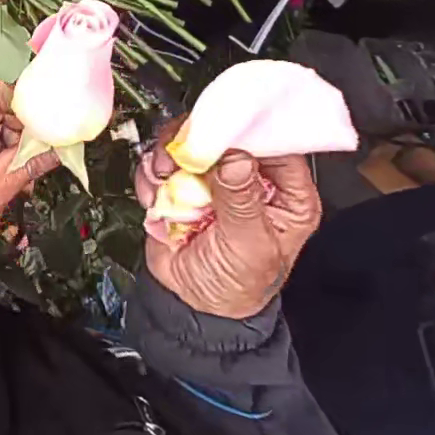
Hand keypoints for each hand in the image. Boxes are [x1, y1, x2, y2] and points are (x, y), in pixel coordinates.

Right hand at [140, 144, 322, 319]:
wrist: (190, 302)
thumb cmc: (236, 283)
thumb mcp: (248, 246)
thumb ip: (241, 202)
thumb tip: (236, 159)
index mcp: (283, 194)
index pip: (274, 147)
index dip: (248, 134)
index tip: (221, 132)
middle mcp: (246, 179)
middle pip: (223, 136)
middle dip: (196, 143)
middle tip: (181, 156)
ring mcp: (209, 180)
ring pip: (186, 144)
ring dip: (168, 158)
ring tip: (163, 178)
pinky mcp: (177, 185)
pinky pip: (159, 164)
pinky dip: (151, 176)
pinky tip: (156, 197)